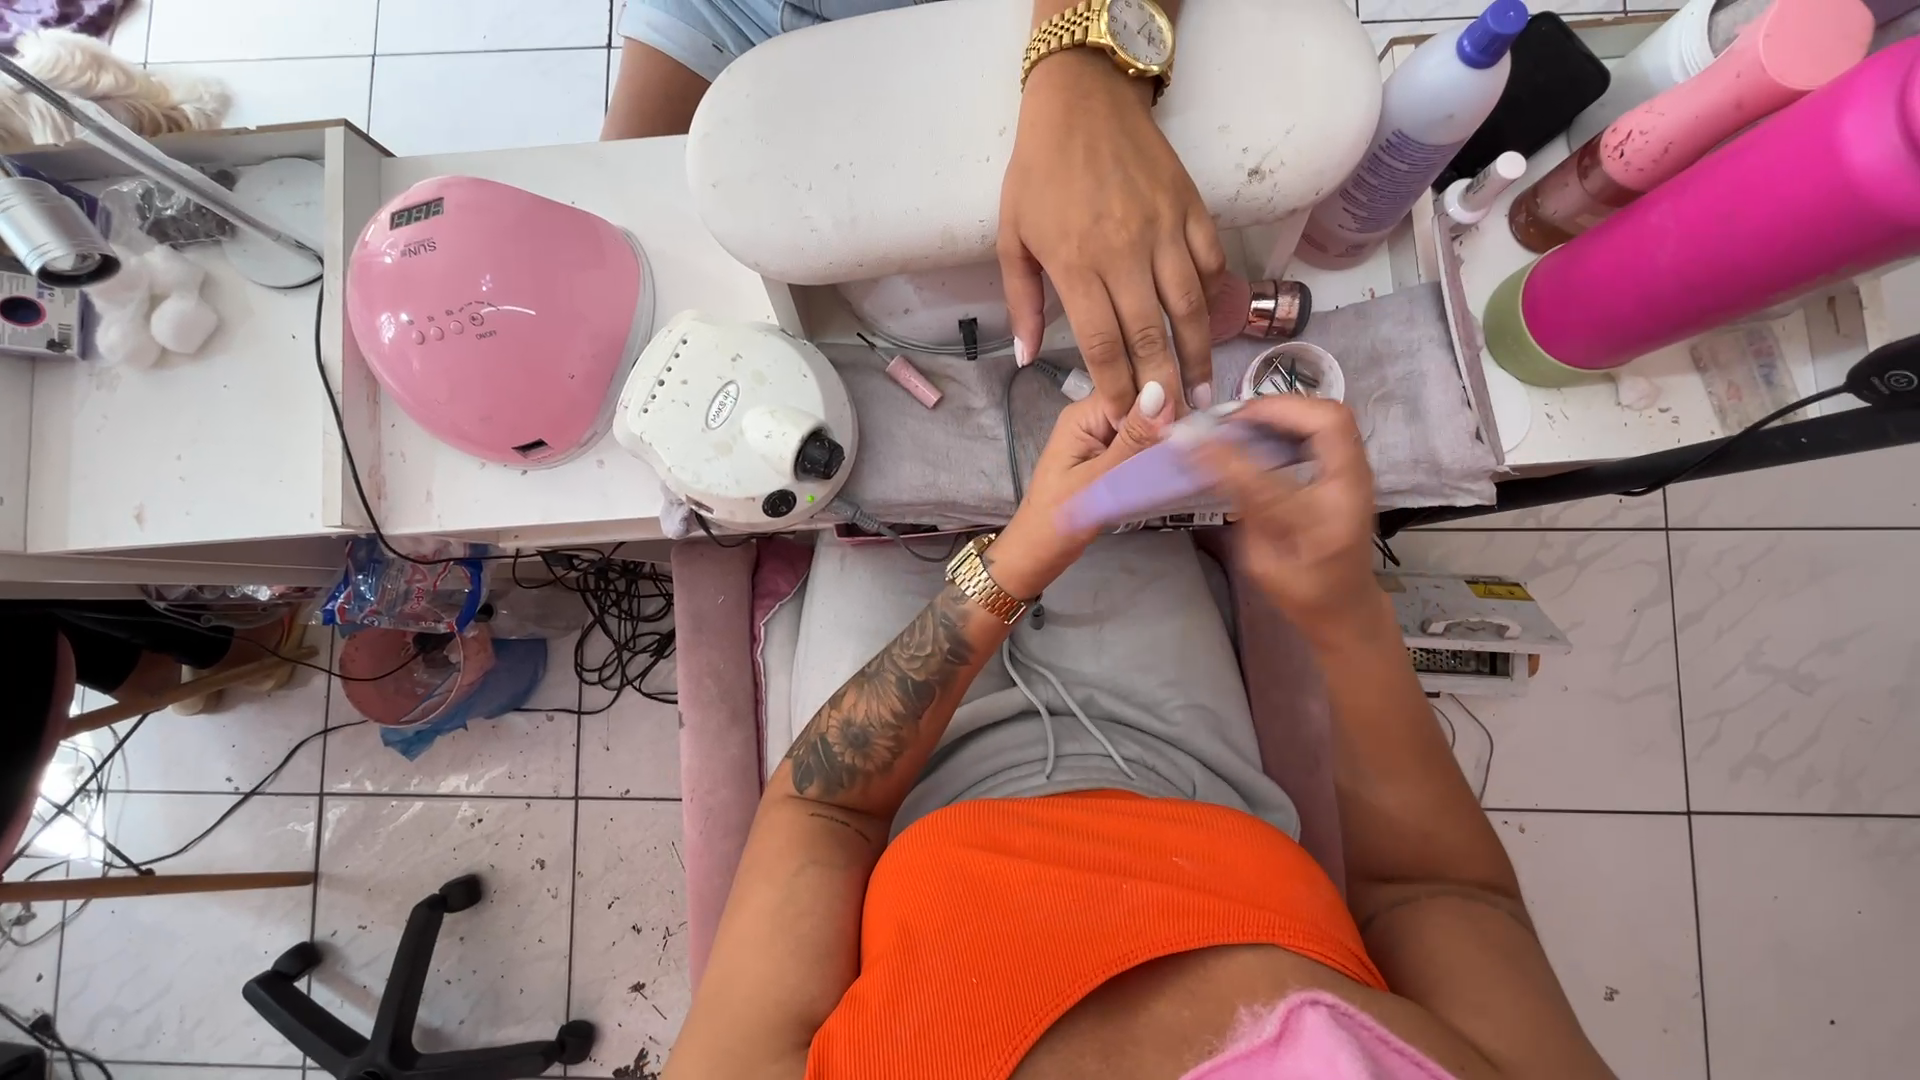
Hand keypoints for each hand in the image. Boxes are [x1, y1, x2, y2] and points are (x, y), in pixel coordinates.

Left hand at [988, 380, 1172, 597]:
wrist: (1039, 553)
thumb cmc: (1059, 520)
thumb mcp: (1099, 479)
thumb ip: (1133, 440)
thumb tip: (1162, 394)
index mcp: (1082, 415)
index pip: (1132, 387)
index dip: (1165, 399)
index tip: (1191, 422)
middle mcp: (1092, 418)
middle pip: (1140, 404)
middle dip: (1168, 420)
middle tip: (1193, 445)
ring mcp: (1101, 437)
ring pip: (1144, 426)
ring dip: (1164, 439)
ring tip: (1187, 456)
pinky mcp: (1108, 456)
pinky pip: (1138, 445)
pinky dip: (1154, 454)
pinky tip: (1172, 464)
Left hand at [998, 49, 1224, 427]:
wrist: (1081, 102)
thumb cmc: (1038, 175)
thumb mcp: (1012, 240)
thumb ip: (1021, 303)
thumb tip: (1027, 359)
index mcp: (1077, 266)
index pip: (1104, 344)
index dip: (1119, 388)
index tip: (1128, 419)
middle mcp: (1125, 254)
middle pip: (1150, 336)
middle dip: (1162, 386)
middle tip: (1174, 422)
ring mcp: (1164, 230)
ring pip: (1188, 306)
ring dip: (1196, 354)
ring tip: (1202, 391)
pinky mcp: (1191, 209)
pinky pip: (1210, 262)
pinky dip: (1213, 297)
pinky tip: (1211, 328)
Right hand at [1190, 397, 1388, 642]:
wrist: (1348, 604)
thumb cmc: (1302, 592)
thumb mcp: (1261, 561)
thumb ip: (1242, 510)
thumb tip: (1206, 459)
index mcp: (1323, 525)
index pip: (1271, 481)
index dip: (1229, 456)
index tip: (1195, 439)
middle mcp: (1352, 489)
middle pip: (1327, 420)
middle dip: (1274, 409)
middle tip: (1229, 420)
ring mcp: (1358, 474)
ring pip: (1330, 414)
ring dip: (1284, 409)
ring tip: (1241, 421)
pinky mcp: (1352, 467)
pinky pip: (1328, 425)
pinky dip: (1293, 417)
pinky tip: (1262, 429)